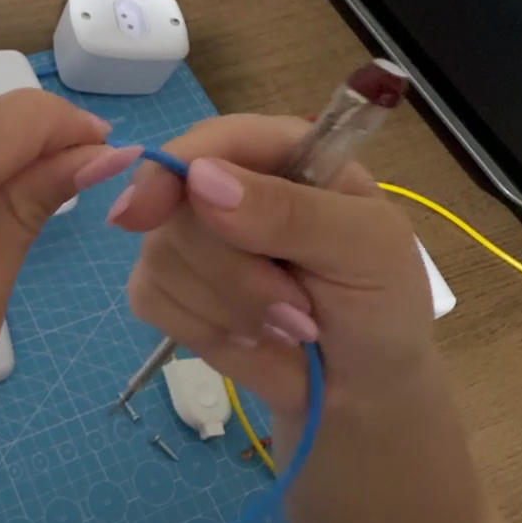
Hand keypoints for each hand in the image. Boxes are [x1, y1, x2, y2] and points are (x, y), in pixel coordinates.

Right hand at [109, 115, 432, 416]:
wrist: (359, 380)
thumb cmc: (379, 302)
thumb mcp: (366, 249)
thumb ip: (291, 211)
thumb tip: (201, 180)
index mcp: (276, 155)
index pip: (207, 142)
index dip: (169, 171)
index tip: (143, 212)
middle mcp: (222, 187)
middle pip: (176, 210)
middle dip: (235, 274)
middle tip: (297, 310)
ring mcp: (186, 238)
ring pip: (160, 257)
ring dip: (228, 307)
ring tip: (284, 325)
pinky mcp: (164, 285)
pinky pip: (148, 296)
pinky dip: (199, 327)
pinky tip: (244, 334)